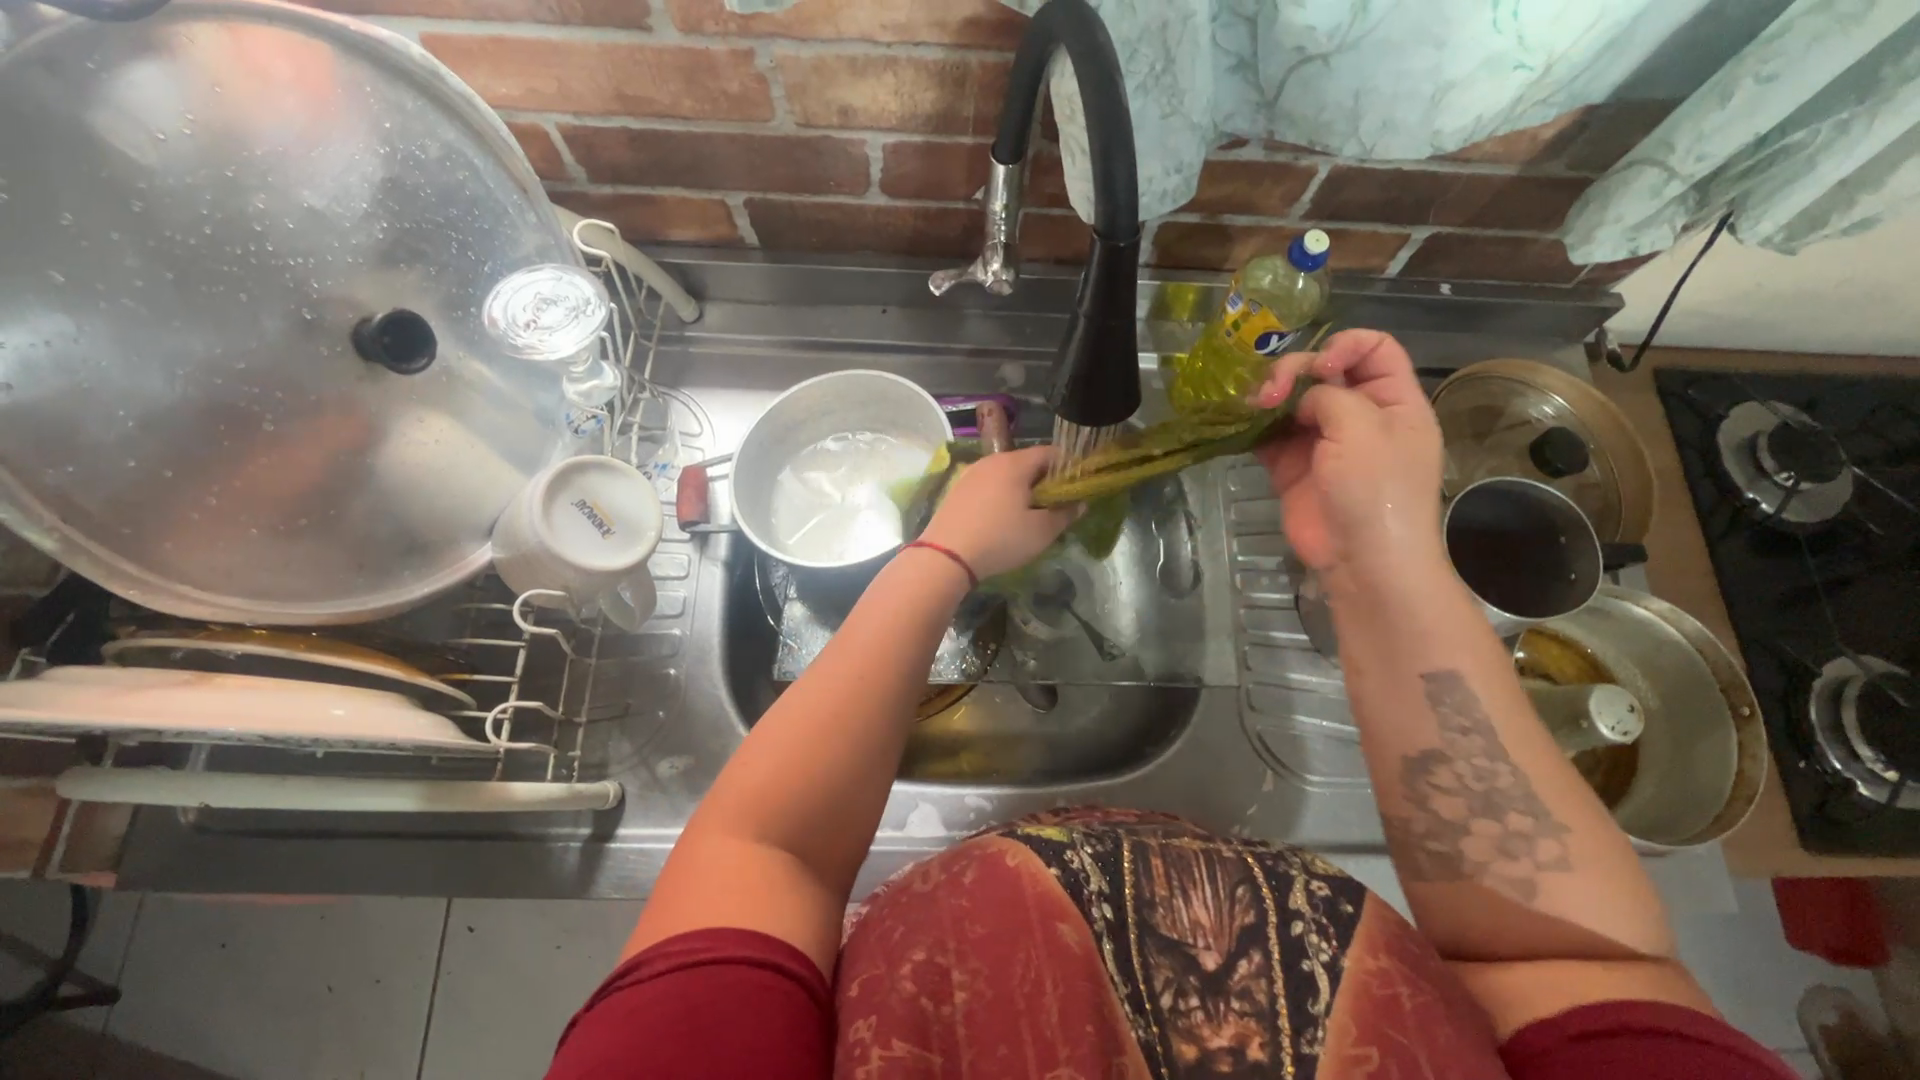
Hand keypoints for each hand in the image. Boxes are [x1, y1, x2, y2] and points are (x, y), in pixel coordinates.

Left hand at [920, 445, 1076, 578]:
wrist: (946, 556)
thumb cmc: (1000, 539)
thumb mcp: (1041, 532)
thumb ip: (1065, 514)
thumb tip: (1080, 503)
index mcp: (1015, 463)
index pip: (1051, 452)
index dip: (1069, 466)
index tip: (1078, 486)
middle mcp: (992, 460)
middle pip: (1027, 461)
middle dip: (1045, 478)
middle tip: (1057, 503)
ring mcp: (971, 473)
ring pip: (1006, 473)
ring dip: (1022, 487)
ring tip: (1031, 512)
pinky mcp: (958, 489)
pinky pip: (989, 484)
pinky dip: (1002, 494)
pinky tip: (1003, 517)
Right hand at [1250, 329, 1445, 587]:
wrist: (1362, 561)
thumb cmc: (1377, 492)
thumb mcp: (1365, 428)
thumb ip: (1330, 396)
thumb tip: (1301, 401)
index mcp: (1395, 401)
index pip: (1373, 349)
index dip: (1344, 346)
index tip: (1320, 369)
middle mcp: (1360, 416)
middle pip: (1324, 371)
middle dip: (1295, 372)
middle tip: (1273, 394)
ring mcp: (1324, 442)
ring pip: (1292, 400)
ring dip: (1270, 396)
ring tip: (1254, 407)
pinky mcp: (1292, 467)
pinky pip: (1269, 435)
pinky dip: (1254, 425)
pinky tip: (1242, 421)